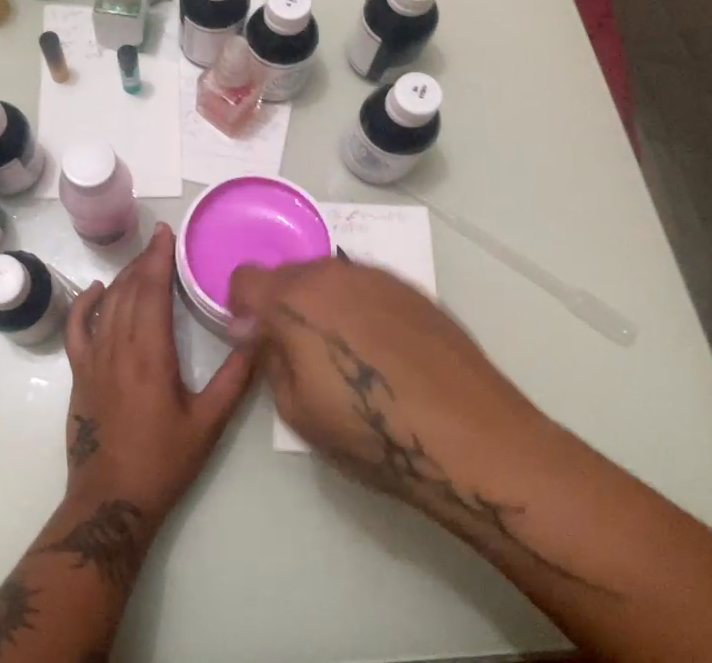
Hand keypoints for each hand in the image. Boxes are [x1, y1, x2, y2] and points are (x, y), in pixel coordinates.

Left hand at [61, 225, 256, 523]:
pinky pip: (77, 329)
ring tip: (140, 261)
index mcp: (151, 356)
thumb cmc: (164, 462)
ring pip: (106, 306)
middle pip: (129, 292)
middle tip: (160, 241)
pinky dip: (84, 305)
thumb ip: (234, 379)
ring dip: (122, 278)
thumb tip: (258, 337)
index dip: (159, 259)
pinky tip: (96, 290)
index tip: (166, 234)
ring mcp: (93, 361)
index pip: (152, 292)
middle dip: (144, 261)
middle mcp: (118, 349)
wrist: (112, 499)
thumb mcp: (209, 423)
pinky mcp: (79, 374)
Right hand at [228, 257, 549, 509]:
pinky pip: (366, 288)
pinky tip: (381, 352)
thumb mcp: (295, 409)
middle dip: (282, 305)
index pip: (244, 279)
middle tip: (299, 352)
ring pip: (330, 278)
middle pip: (287, 274)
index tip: (256, 342)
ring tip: (345, 354)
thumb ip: (269, 358)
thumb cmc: (370, 431)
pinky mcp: (414, 290)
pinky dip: (359, 309)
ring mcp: (378, 276)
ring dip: (322, 305)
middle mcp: (333, 273)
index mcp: (294, 298)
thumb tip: (261, 333)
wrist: (470, 437)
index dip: (241, 310)